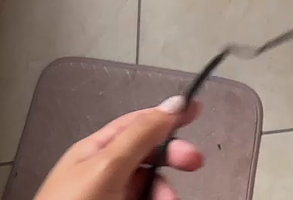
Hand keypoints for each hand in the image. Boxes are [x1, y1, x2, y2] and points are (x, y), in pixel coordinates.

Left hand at [32, 96, 203, 199]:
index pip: (138, 122)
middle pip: (147, 154)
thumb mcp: (108, 166)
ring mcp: (108, 198)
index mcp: (95, 150)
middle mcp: (102, 172)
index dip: (168, 113)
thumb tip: (174, 101)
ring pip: (148, 186)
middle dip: (171, 157)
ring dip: (163, 190)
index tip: (197, 109)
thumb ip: (141, 134)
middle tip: (194, 163)